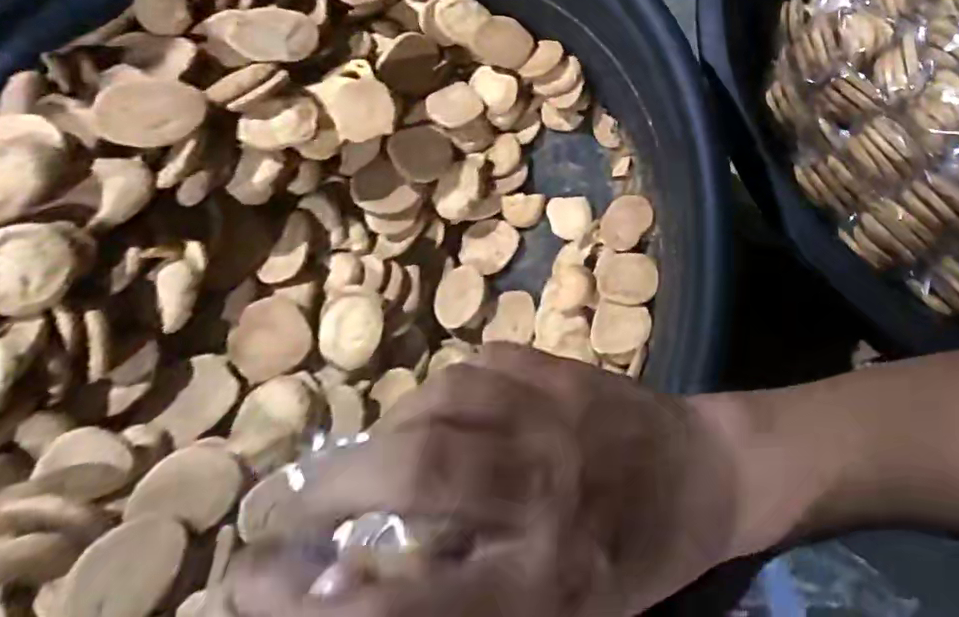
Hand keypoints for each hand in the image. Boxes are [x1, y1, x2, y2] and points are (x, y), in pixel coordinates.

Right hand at [225, 346, 741, 616]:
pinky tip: (435, 417)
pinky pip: (475, 364)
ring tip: (371, 461)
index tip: (252, 586)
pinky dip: (437, 393)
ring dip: (385, 434)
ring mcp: (555, 412)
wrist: (705, 472)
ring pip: (437, 402)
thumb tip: (348, 587)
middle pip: (415, 472)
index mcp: (544, 579)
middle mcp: (545, 487)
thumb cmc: (633, 561)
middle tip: (289, 511)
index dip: (308, 601)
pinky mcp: (563, 367)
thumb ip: (460, 604)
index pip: (405, 602)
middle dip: (328, 491)